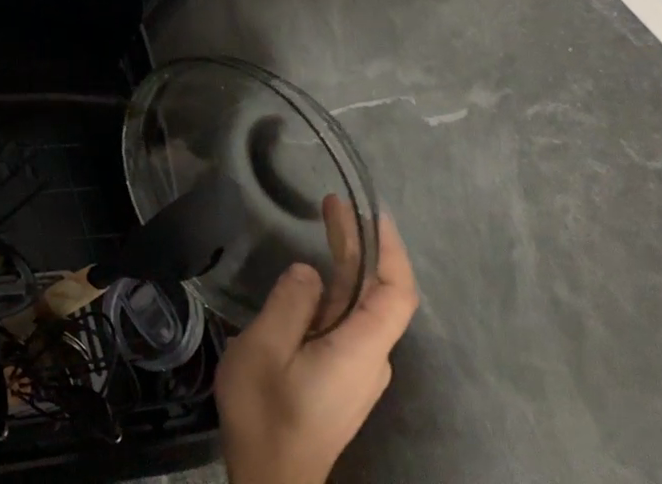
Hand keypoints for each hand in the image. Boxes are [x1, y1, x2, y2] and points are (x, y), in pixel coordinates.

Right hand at [216, 197, 418, 483]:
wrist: (273, 475)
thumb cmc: (267, 411)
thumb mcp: (265, 349)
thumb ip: (290, 304)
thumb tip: (310, 271)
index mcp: (360, 348)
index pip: (396, 293)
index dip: (390, 249)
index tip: (373, 212)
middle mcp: (371, 358)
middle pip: (376, 295)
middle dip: (358, 247)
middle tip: (329, 205)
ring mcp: (358, 372)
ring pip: (358, 310)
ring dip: (343, 268)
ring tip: (318, 232)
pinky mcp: (342, 380)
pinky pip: (344, 327)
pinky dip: (332, 294)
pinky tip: (308, 283)